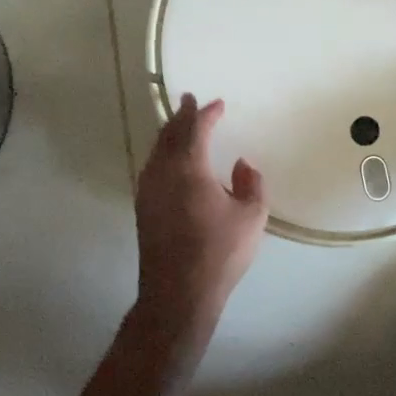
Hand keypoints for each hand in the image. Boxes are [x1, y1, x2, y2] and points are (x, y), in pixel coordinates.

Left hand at [134, 94, 268, 326]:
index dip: (207, 113)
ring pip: (157, 151)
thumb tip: (241, 164)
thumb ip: (252, 183)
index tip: (218, 104)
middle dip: (181, 116)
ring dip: (169, 135)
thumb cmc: (219, 252)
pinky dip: (163, 155)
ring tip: (179, 126)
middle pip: (169, 134)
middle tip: (189, 101)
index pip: (196, 129)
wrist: (178, 294)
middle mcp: (162, 173)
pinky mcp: (143, 210)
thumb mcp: (252, 216)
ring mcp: (148, 191)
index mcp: (189, 168)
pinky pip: (151, 168)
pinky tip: (169, 163)